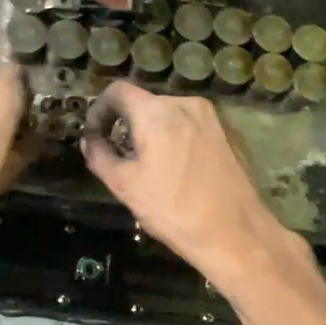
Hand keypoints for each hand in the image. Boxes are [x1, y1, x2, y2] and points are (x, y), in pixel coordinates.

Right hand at [81, 82, 292, 277]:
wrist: (236, 233)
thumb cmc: (173, 209)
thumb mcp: (124, 186)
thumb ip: (99, 155)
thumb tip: (90, 140)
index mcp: (156, 112)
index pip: (118, 90)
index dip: (99, 109)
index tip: (96, 135)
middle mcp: (186, 104)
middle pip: (145, 102)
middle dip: (127, 125)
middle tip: (121, 156)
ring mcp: (213, 117)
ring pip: (171, 115)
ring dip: (154, 132)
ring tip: (150, 166)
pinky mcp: (230, 134)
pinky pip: (193, 127)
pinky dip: (178, 139)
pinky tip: (180, 171)